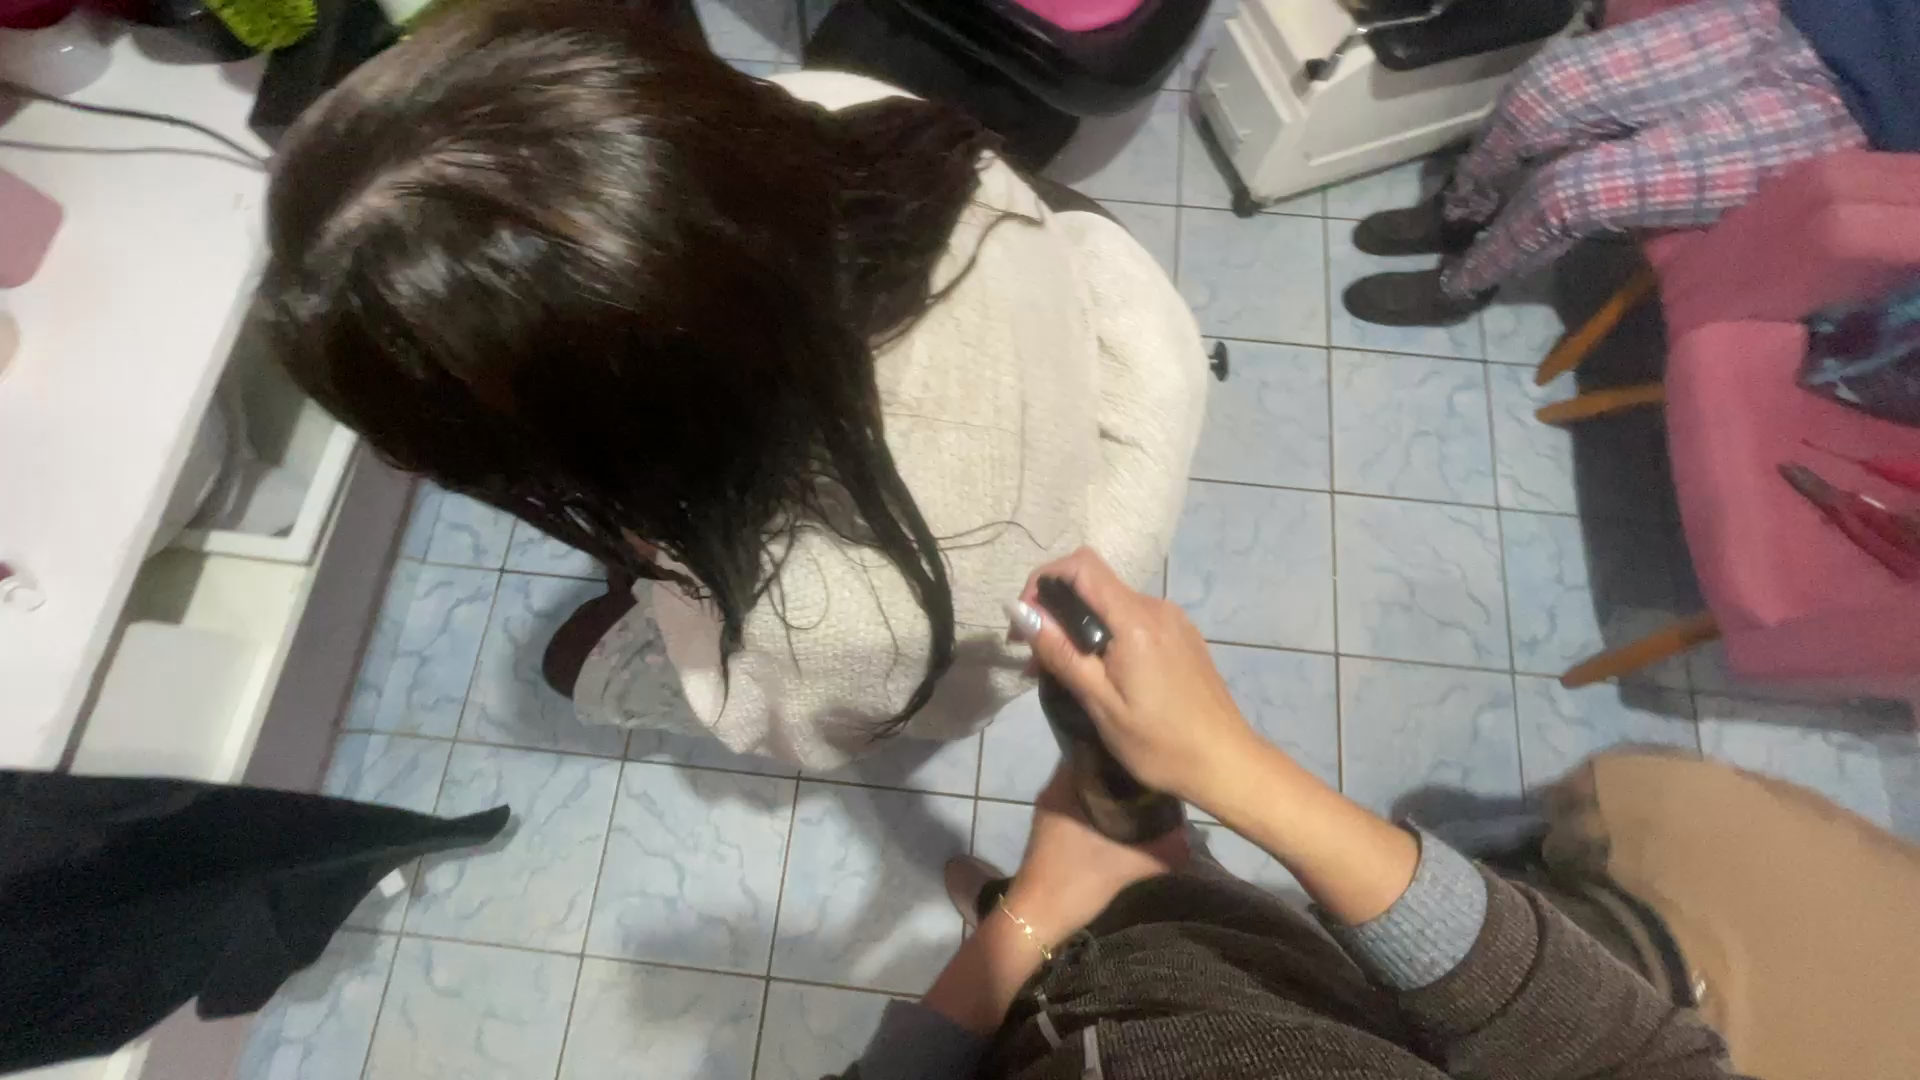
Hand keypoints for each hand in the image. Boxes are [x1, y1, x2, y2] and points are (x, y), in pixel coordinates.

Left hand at [1001, 767, 1188, 946]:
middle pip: (1091, 768)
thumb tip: (1191, 838)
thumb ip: (1163, 851)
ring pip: (1087, 789)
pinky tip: (1126, 818)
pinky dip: (1102, 807)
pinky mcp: (1054, 830)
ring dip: (1111, 791)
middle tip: (1153, 774)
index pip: (1091, 748)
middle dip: (1120, 771)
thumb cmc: (1074, 881)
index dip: (1119, 749)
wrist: (1037, 919)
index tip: (1146, 751)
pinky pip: (1082, 806)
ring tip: (1145, 793)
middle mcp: (1054, 791)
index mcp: (1063, 786)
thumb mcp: (1126, 865)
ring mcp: (1052, 811)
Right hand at [1012, 547, 1262, 808]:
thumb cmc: (1160, 742)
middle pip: (1094, 584)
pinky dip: (1105, 636)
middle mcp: (1155, 607)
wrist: (1227, 764)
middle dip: (1056, 612)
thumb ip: (1061, 652)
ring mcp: (1172, 620)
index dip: (1044, 581)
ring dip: (1079, 628)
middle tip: (1036, 661)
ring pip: (1111, 604)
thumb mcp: (1100, 703)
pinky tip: (1101, 675)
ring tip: (1063, 674)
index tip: (1027, 623)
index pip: (1081, 565)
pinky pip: (1131, 621)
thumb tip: (1020, 611)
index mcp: (1135, 619)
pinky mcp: (1181, 636)